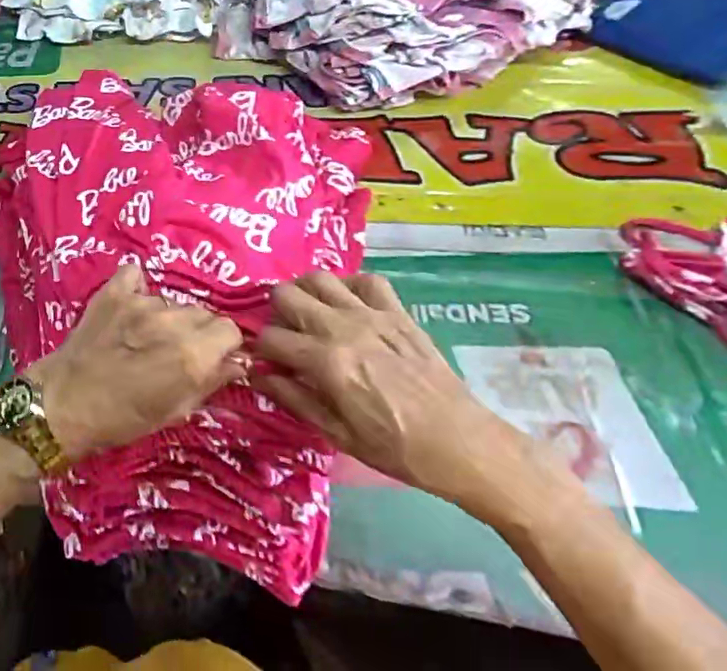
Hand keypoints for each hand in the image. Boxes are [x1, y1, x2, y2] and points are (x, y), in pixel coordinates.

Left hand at [26, 263, 246, 461]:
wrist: (66, 402)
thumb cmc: (124, 418)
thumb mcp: (176, 410)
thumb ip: (211, 381)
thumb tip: (237, 363)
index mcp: (193, 353)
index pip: (230, 330)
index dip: (222, 346)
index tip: (209, 358)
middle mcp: (171, 321)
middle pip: (201, 313)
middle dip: (196, 332)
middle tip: (173, 352)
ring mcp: (140, 302)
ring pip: (170, 302)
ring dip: (165, 317)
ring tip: (142, 338)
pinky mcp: (112, 292)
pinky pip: (135, 275)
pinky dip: (136, 287)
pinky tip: (129, 306)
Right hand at [253, 272, 550, 518]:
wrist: (467, 447)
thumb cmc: (398, 449)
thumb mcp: (338, 434)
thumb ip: (294, 399)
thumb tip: (258, 378)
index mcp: (326, 362)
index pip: (270, 339)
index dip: (260, 351)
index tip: (264, 363)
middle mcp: (343, 329)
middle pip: (285, 295)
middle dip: (276, 314)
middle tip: (285, 336)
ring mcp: (373, 316)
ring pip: (319, 278)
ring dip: (306, 293)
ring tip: (310, 315)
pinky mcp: (399, 314)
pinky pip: (367, 280)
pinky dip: (351, 286)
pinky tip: (349, 306)